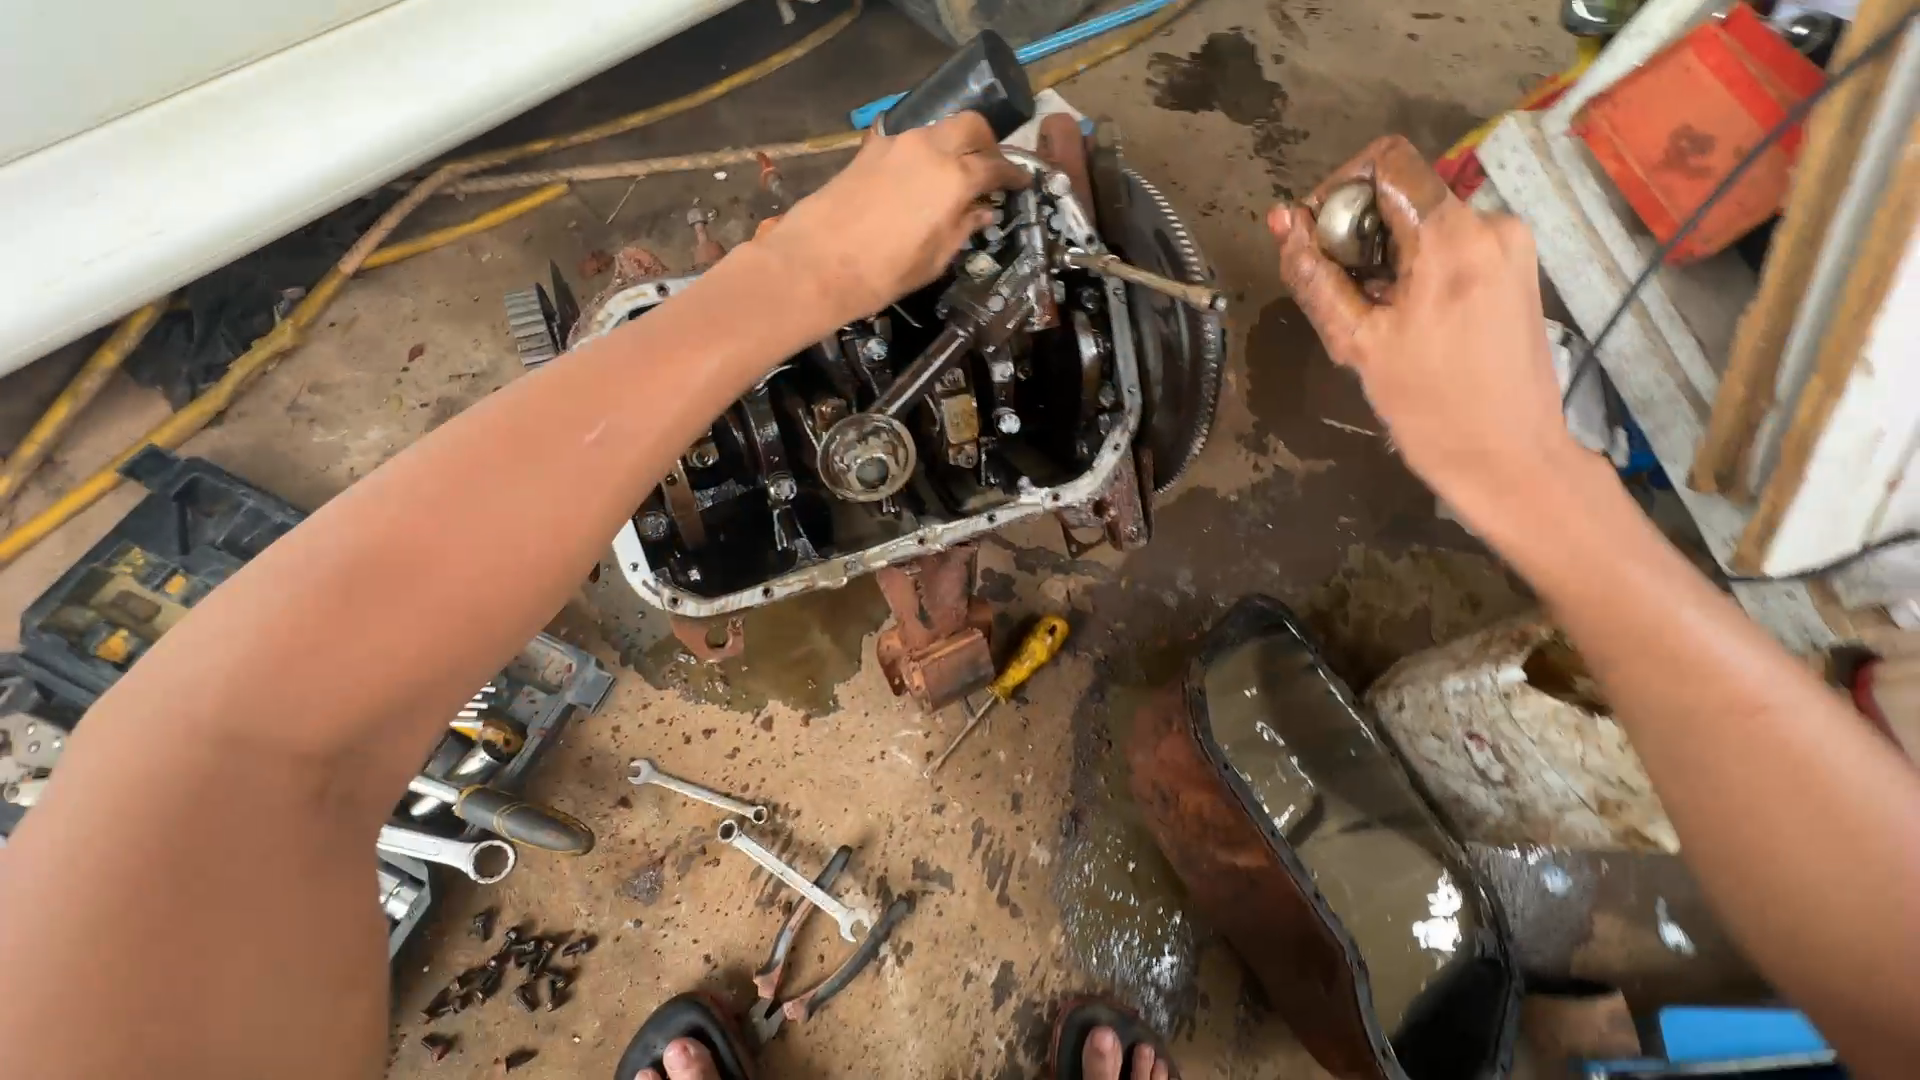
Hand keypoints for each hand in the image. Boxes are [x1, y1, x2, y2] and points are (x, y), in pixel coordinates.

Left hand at [758, 112, 1029, 324]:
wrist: (817, 263)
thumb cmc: (883, 273)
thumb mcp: (935, 259)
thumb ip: (963, 228)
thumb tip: (982, 210)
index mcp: (954, 178)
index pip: (995, 165)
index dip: (1013, 174)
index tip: (1021, 182)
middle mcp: (929, 148)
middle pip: (970, 125)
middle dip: (987, 142)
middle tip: (990, 168)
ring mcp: (896, 144)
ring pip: (937, 130)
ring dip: (952, 145)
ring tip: (954, 176)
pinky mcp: (869, 150)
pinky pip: (907, 142)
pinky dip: (922, 154)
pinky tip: (918, 180)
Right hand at [1268, 136, 1583, 524]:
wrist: (1507, 455)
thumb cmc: (1427, 406)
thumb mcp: (1356, 342)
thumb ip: (1315, 276)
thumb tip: (1281, 222)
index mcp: (1452, 236)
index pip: (1387, 160)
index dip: (1338, 187)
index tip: (1317, 237)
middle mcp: (1491, 222)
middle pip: (1403, 194)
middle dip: (1357, 235)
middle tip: (1339, 294)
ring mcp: (1511, 243)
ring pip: (1424, 223)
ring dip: (1384, 257)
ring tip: (1371, 318)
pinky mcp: (1517, 267)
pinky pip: (1450, 245)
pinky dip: (1414, 268)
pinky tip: (1404, 318)